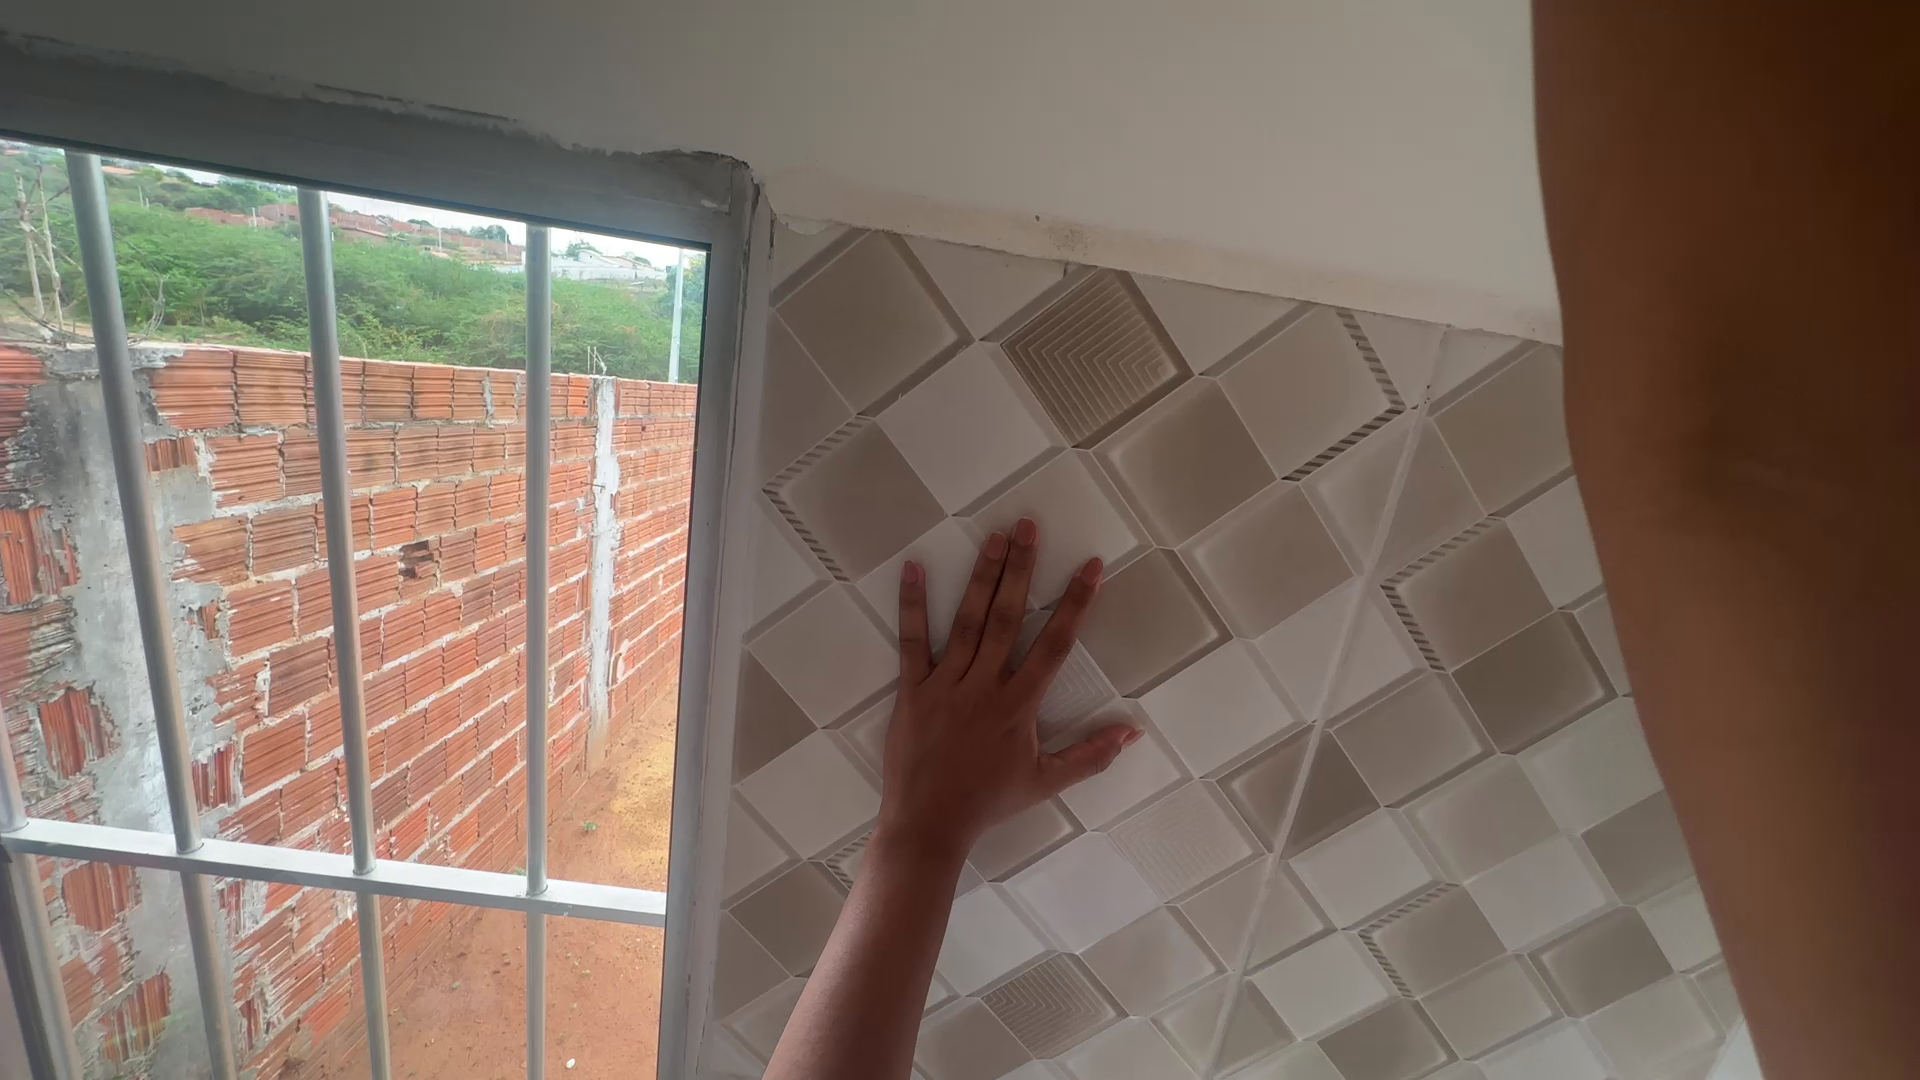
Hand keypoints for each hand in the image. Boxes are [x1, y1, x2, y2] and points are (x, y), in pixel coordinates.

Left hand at [873, 518, 1141, 863]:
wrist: (929, 825)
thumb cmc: (989, 802)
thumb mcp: (1047, 782)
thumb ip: (1091, 754)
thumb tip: (1134, 731)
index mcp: (1020, 705)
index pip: (1055, 644)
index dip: (1075, 603)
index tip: (1090, 566)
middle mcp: (986, 685)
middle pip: (1007, 618)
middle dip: (1021, 569)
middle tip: (1027, 525)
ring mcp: (946, 684)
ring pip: (968, 622)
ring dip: (982, 577)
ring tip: (993, 536)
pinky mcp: (912, 689)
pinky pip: (912, 642)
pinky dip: (912, 605)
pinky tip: (914, 568)